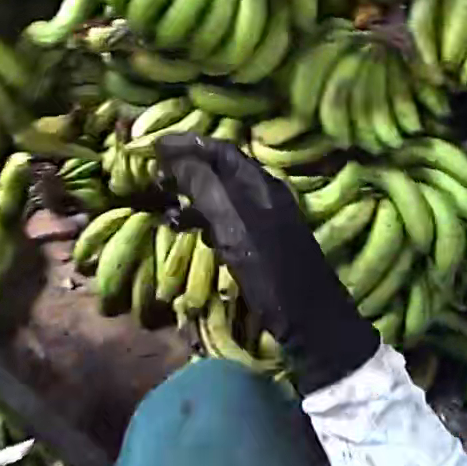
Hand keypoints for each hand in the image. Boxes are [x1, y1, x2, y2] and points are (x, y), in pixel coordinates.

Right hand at [154, 134, 378, 392]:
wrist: (312, 320)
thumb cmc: (272, 271)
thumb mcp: (234, 227)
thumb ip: (206, 188)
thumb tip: (175, 154)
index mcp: (262, 184)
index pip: (221, 151)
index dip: (188, 144)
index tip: (154, 147)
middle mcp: (266, 195)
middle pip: (222, 171)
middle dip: (188, 170)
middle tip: (156, 177)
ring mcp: (268, 220)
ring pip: (224, 198)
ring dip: (195, 198)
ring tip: (168, 210)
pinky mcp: (265, 244)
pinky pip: (230, 222)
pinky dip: (208, 223)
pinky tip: (195, 236)